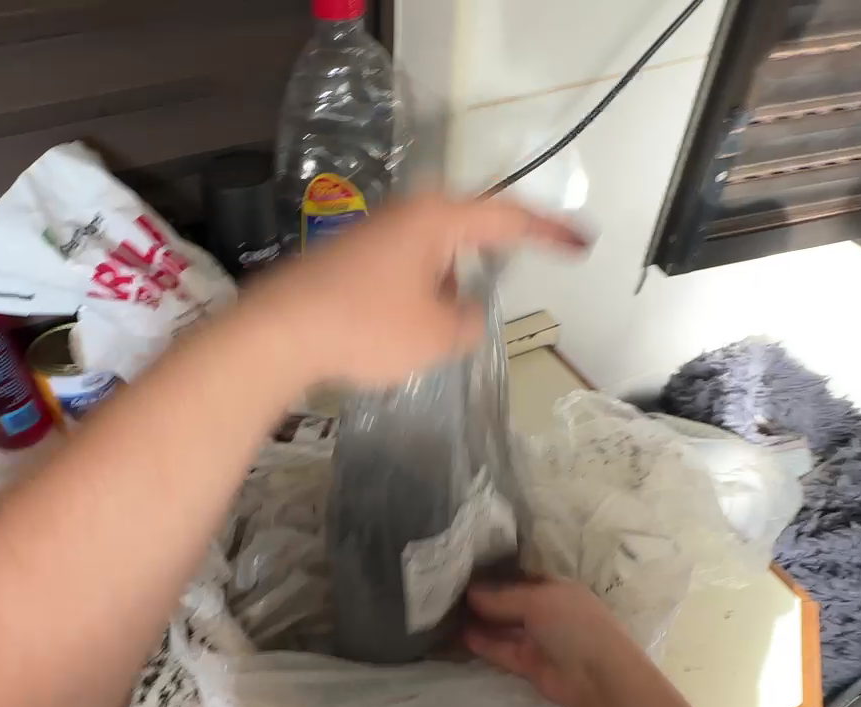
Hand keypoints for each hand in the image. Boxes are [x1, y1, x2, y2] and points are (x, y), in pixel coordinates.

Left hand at [233, 194, 586, 389]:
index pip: (509, 220)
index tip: (580, 243)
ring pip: (430, 261)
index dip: (550, 234)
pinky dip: (411, 302)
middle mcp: (407, 214)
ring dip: (441, 295)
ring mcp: (373, 233)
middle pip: (465, 237)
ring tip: (429, 338)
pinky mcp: (348, 259)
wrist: (279, 333)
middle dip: (480, 273)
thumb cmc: (366, 328)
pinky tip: (396, 334)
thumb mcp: (437, 336)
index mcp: (439, 219)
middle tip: (488, 305)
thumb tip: (465, 313)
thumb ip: (469, 322)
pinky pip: (400, 276)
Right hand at [463, 578, 645, 706]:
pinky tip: (462, 635)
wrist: (598, 677)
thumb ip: (502, 597)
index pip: (521, 578)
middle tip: (450, 593)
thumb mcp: (537, 600)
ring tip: (448, 613)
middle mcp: (548, 612)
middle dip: (485, 599)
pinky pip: (503, 650)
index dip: (496, 575)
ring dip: (481, 622)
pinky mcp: (530, 664)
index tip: (466, 572)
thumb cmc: (573, 625)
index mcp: (557, 589)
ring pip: (505, 628)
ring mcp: (539, 639)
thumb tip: (470, 592)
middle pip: (510, 603)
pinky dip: (485, 644)